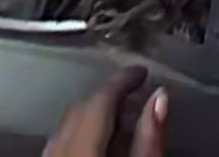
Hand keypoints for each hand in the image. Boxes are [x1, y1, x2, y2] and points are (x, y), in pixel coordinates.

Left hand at [44, 67, 166, 156]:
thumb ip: (149, 137)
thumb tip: (160, 96)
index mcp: (81, 144)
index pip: (102, 94)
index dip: (124, 78)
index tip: (143, 71)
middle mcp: (58, 146)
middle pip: (83, 106)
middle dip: (109, 95)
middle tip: (134, 93)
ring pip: (68, 123)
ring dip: (93, 114)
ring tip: (119, 118)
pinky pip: (60, 141)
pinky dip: (79, 133)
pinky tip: (96, 142)